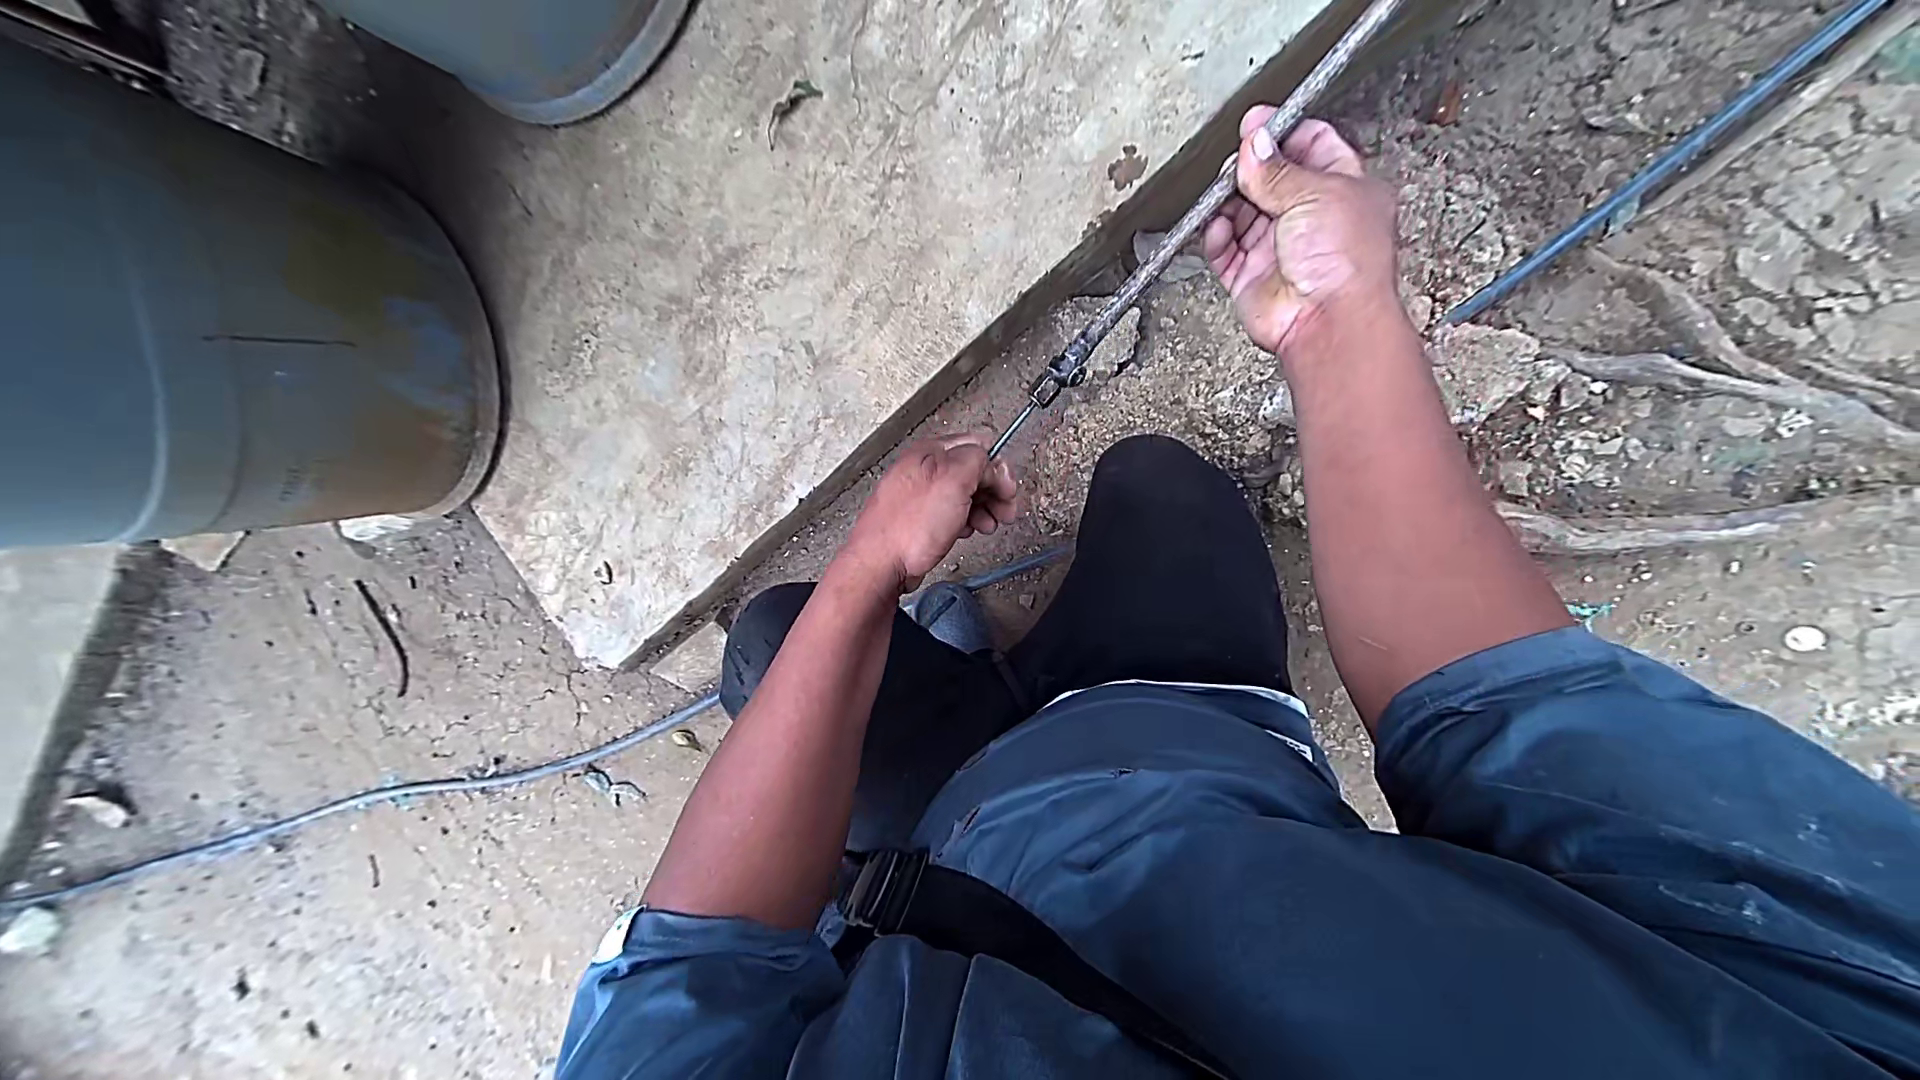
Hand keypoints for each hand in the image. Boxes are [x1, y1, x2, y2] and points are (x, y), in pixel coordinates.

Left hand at [840, 434, 1018, 593]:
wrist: (882, 564)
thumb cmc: (908, 526)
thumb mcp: (953, 479)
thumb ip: (977, 459)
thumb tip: (990, 462)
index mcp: (930, 452)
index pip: (977, 446)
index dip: (998, 468)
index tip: (1007, 489)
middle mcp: (923, 470)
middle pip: (972, 471)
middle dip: (993, 491)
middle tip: (1005, 510)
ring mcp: (920, 495)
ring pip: (963, 494)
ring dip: (983, 508)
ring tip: (988, 525)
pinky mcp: (919, 519)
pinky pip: (950, 513)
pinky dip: (965, 520)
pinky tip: (967, 531)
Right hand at [1203, 109, 1403, 354]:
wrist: (1326, 319)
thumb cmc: (1346, 261)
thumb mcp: (1317, 192)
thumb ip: (1278, 169)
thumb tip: (1254, 143)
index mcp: (1341, 188)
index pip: (1310, 146)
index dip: (1282, 133)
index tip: (1256, 124)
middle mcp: (1308, 218)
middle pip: (1269, 180)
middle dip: (1249, 169)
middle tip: (1235, 162)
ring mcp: (1276, 248)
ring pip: (1241, 214)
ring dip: (1228, 202)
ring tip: (1221, 195)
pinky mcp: (1249, 276)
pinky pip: (1223, 250)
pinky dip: (1216, 238)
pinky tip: (1217, 228)